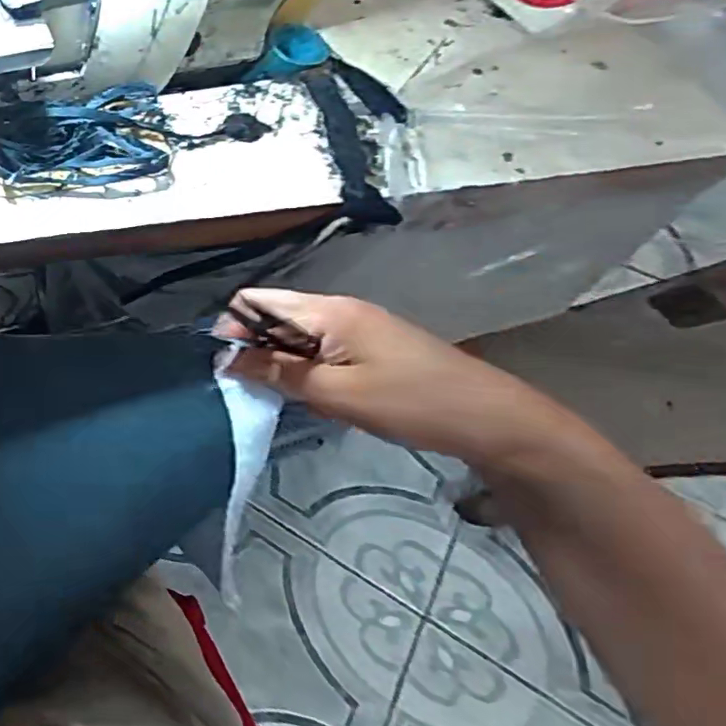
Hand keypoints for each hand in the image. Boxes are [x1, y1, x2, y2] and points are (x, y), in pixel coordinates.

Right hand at [215, 288, 595, 471]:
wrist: (499, 424)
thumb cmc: (413, 403)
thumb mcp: (335, 393)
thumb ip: (275, 372)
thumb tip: (226, 359)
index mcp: (328, 311)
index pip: (255, 301)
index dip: (232, 328)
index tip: (226, 364)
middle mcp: (339, 310)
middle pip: (272, 316)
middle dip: (254, 346)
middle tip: (253, 385)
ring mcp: (358, 327)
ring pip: (294, 335)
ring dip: (280, 361)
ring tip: (284, 394)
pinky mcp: (371, 345)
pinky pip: (318, 348)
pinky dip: (305, 368)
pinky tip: (314, 395)